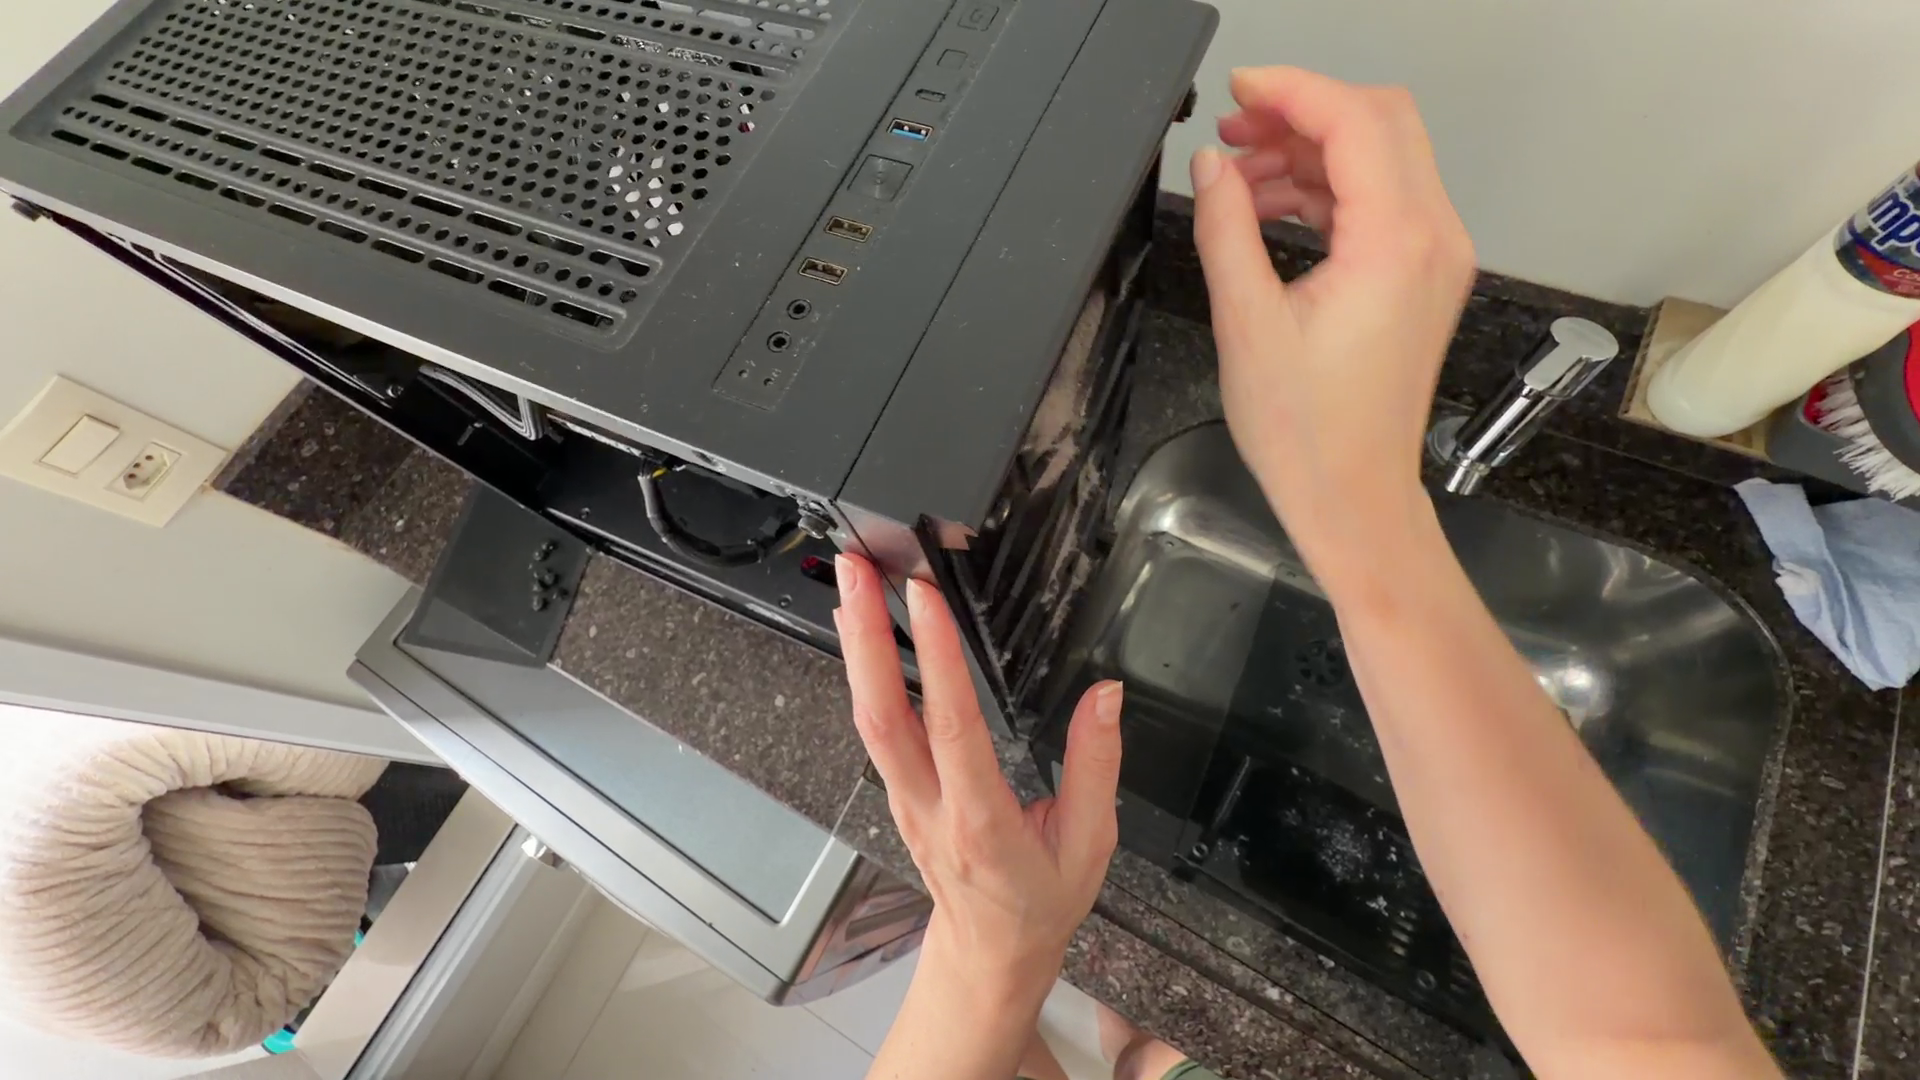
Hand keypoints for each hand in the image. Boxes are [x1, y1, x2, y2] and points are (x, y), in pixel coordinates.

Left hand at [833, 554, 1122, 1000]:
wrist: (988, 949)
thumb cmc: (1039, 900)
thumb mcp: (1090, 843)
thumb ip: (1095, 765)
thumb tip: (1104, 694)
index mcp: (981, 819)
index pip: (952, 727)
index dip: (937, 659)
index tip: (926, 598)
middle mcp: (928, 803)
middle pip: (881, 715)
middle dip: (865, 637)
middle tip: (856, 572)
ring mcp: (902, 796)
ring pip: (867, 717)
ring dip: (855, 646)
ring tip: (851, 583)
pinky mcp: (896, 787)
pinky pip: (872, 725)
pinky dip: (861, 672)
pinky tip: (861, 634)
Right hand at [1191, 67, 1475, 578]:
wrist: (1350, 494)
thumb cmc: (1302, 430)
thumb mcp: (1245, 324)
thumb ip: (1225, 230)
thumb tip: (1211, 167)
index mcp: (1394, 243)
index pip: (1354, 122)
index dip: (1293, 90)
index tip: (1240, 88)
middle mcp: (1432, 239)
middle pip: (1381, 126)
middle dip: (1304, 113)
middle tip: (1236, 127)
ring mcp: (1433, 259)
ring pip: (1381, 163)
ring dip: (1312, 155)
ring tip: (1239, 176)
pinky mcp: (1420, 281)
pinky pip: (1380, 206)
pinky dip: (1328, 193)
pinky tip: (1273, 210)